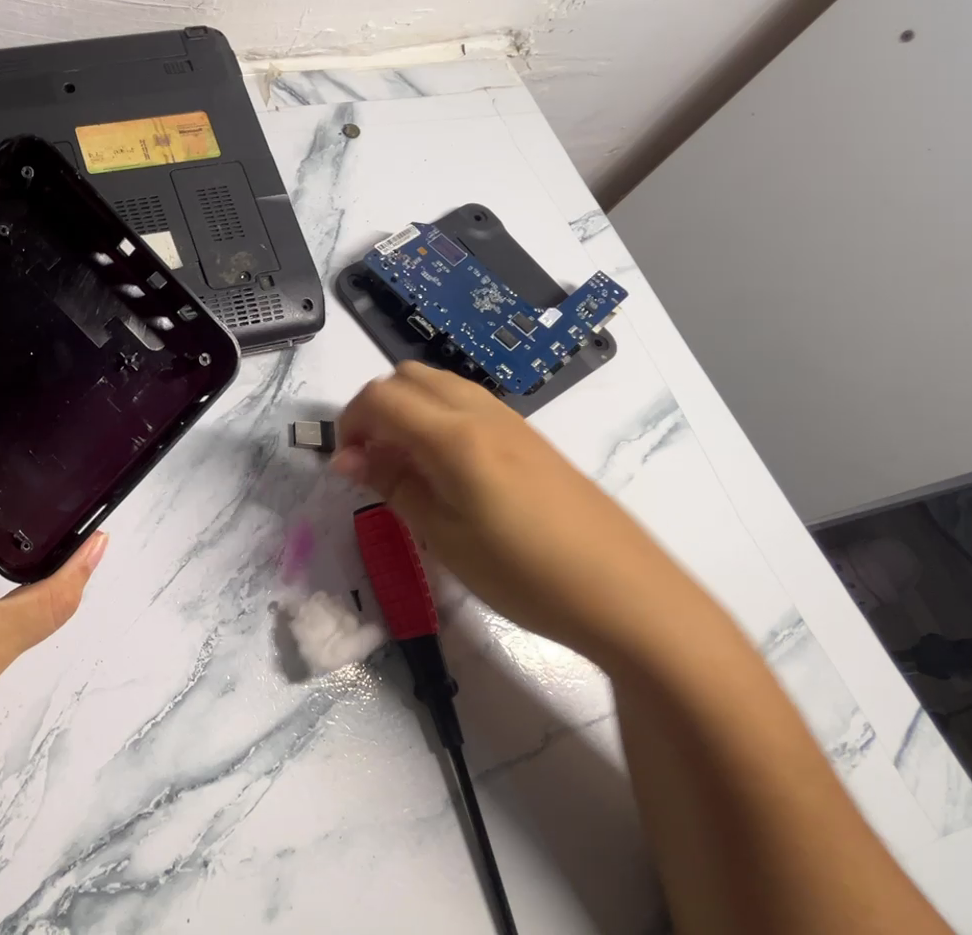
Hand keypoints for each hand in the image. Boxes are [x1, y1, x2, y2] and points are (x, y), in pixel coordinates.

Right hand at [333, 361, 696, 663]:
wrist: (625, 593)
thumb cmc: (523, 573)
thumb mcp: (442, 535)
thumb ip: (392, 485)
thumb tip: (347, 457)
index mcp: (454, 436)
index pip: (379, 397)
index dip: (349, 424)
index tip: (347, 467)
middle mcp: (481, 413)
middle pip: (408, 377)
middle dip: (375, 409)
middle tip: (373, 463)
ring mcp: (511, 422)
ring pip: (440, 386)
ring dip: (408, 411)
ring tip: (406, 469)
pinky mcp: (531, 439)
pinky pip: (468, 406)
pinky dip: (438, 421)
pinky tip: (447, 473)